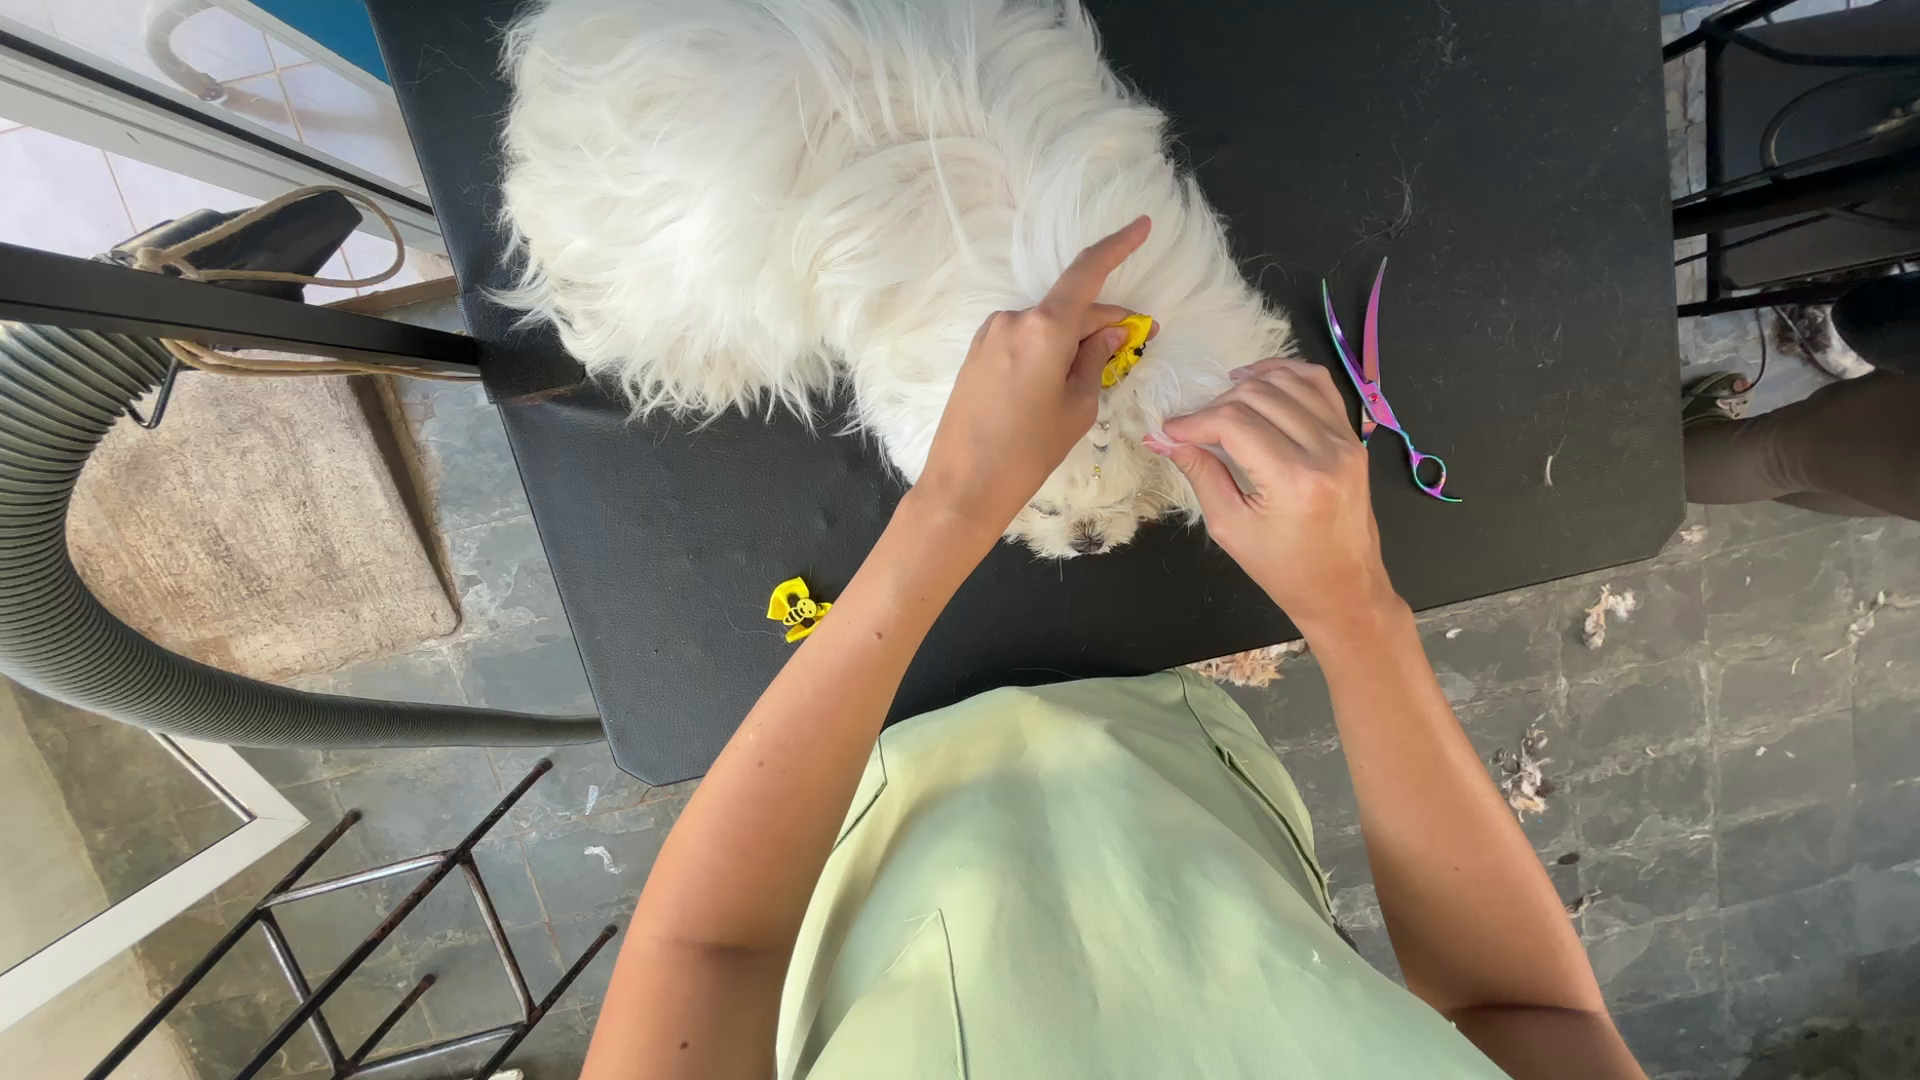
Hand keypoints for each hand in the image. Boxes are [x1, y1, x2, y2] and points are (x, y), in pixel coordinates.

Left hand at [910, 216, 1153, 531]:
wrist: (962, 486)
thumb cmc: (1027, 453)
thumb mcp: (1076, 409)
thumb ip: (1094, 362)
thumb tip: (1105, 335)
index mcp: (1043, 328)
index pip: (1086, 273)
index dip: (1118, 247)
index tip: (1141, 227)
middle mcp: (1012, 320)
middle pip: (1069, 308)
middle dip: (1103, 323)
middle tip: (1135, 344)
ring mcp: (988, 336)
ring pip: (1044, 326)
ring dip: (1072, 339)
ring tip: (1092, 374)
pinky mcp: (975, 356)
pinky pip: (1022, 341)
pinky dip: (1046, 349)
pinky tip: (1057, 379)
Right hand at [1146, 358, 1402, 635]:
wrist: (1342, 587)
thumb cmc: (1282, 568)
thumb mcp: (1230, 527)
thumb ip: (1200, 474)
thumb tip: (1165, 439)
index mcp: (1294, 480)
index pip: (1234, 423)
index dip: (1194, 421)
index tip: (1169, 431)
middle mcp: (1325, 450)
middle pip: (1258, 396)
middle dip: (1215, 405)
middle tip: (1192, 427)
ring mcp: (1345, 439)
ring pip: (1288, 380)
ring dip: (1247, 384)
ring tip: (1220, 402)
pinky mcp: (1351, 436)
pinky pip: (1318, 384)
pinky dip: (1285, 374)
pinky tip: (1259, 383)